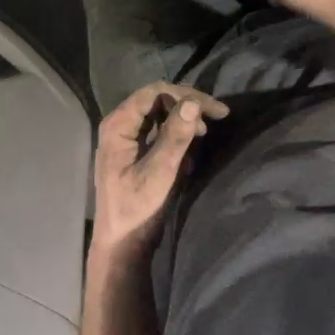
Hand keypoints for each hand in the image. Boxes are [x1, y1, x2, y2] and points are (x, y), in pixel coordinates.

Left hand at [92, 82, 228, 259]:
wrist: (123, 241)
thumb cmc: (136, 208)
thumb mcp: (159, 172)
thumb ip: (174, 137)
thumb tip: (193, 104)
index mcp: (117, 126)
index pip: (154, 93)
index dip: (186, 95)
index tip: (215, 110)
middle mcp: (119, 125)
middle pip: (157, 99)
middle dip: (187, 104)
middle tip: (217, 116)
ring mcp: (126, 137)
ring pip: (159, 113)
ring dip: (184, 117)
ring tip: (204, 132)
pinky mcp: (135, 149)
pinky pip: (158, 129)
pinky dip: (177, 131)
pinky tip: (191, 143)